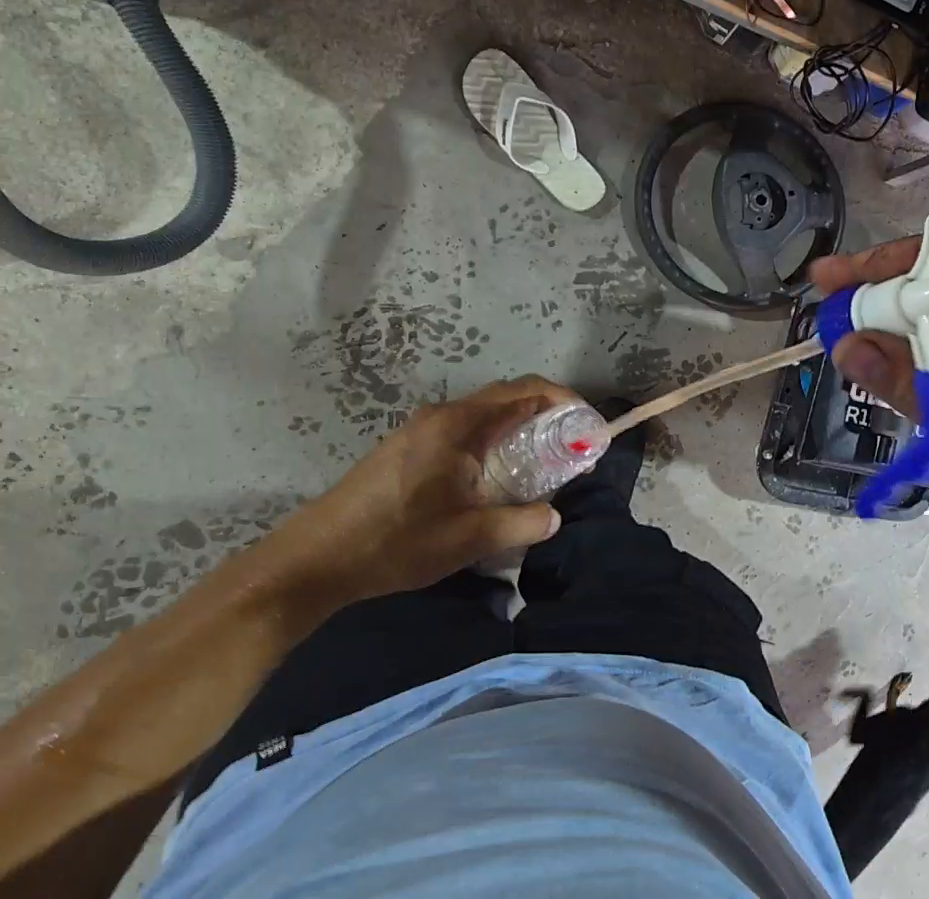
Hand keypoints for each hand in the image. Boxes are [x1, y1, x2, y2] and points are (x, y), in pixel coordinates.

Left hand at [256, 376, 577, 604]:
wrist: (311, 563)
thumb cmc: (395, 541)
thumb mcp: (470, 538)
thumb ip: (524, 522)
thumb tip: (555, 516)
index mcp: (458, 426)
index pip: (526, 391)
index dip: (567, 401)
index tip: (591, 428)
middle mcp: (440, 419)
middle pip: (508, 399)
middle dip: (550, 417)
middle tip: (575, 449)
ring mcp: (420, 433)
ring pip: (487, 418)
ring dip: (523, 432)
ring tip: (546, 466)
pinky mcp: (408, 452)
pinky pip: (467, 434)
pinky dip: (497, 445)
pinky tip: (501, 481)